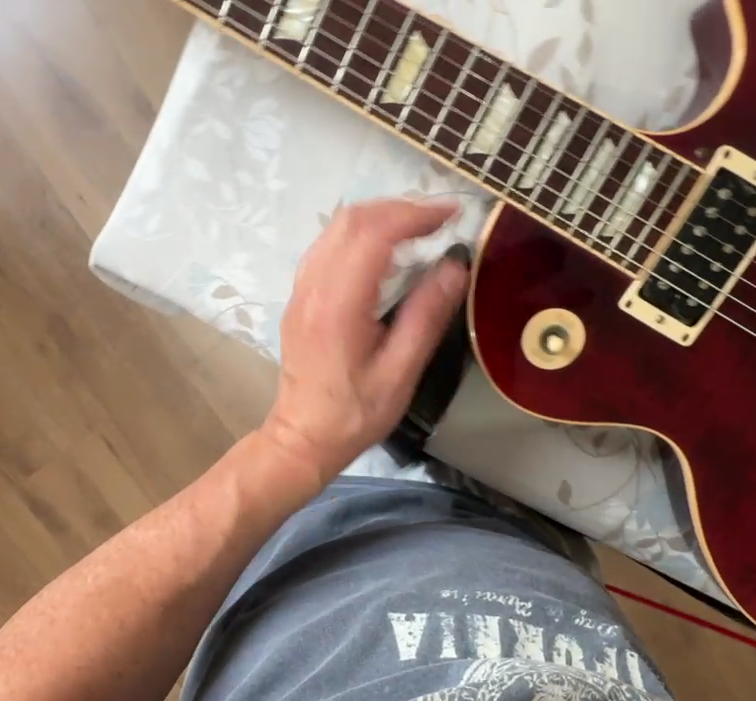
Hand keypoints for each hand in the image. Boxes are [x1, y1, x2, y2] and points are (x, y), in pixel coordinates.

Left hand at [260, 198, 468, 483]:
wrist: (303, 438)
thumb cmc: (354, 415)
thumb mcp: (400, 373)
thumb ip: (426, 316)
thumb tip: (455, 266)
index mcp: (338, 304)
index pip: (375, 233)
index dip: (416, 214)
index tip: (452, 214)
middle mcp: (313, 287)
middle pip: (353, 219)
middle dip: (399, 208)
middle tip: (439, 220)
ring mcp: (301, 290)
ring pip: (336, 228)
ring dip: (379, 217)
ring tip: (417, 230)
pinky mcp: (299, 298)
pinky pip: (327, 246)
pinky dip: (359, 234)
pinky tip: (384, 251)